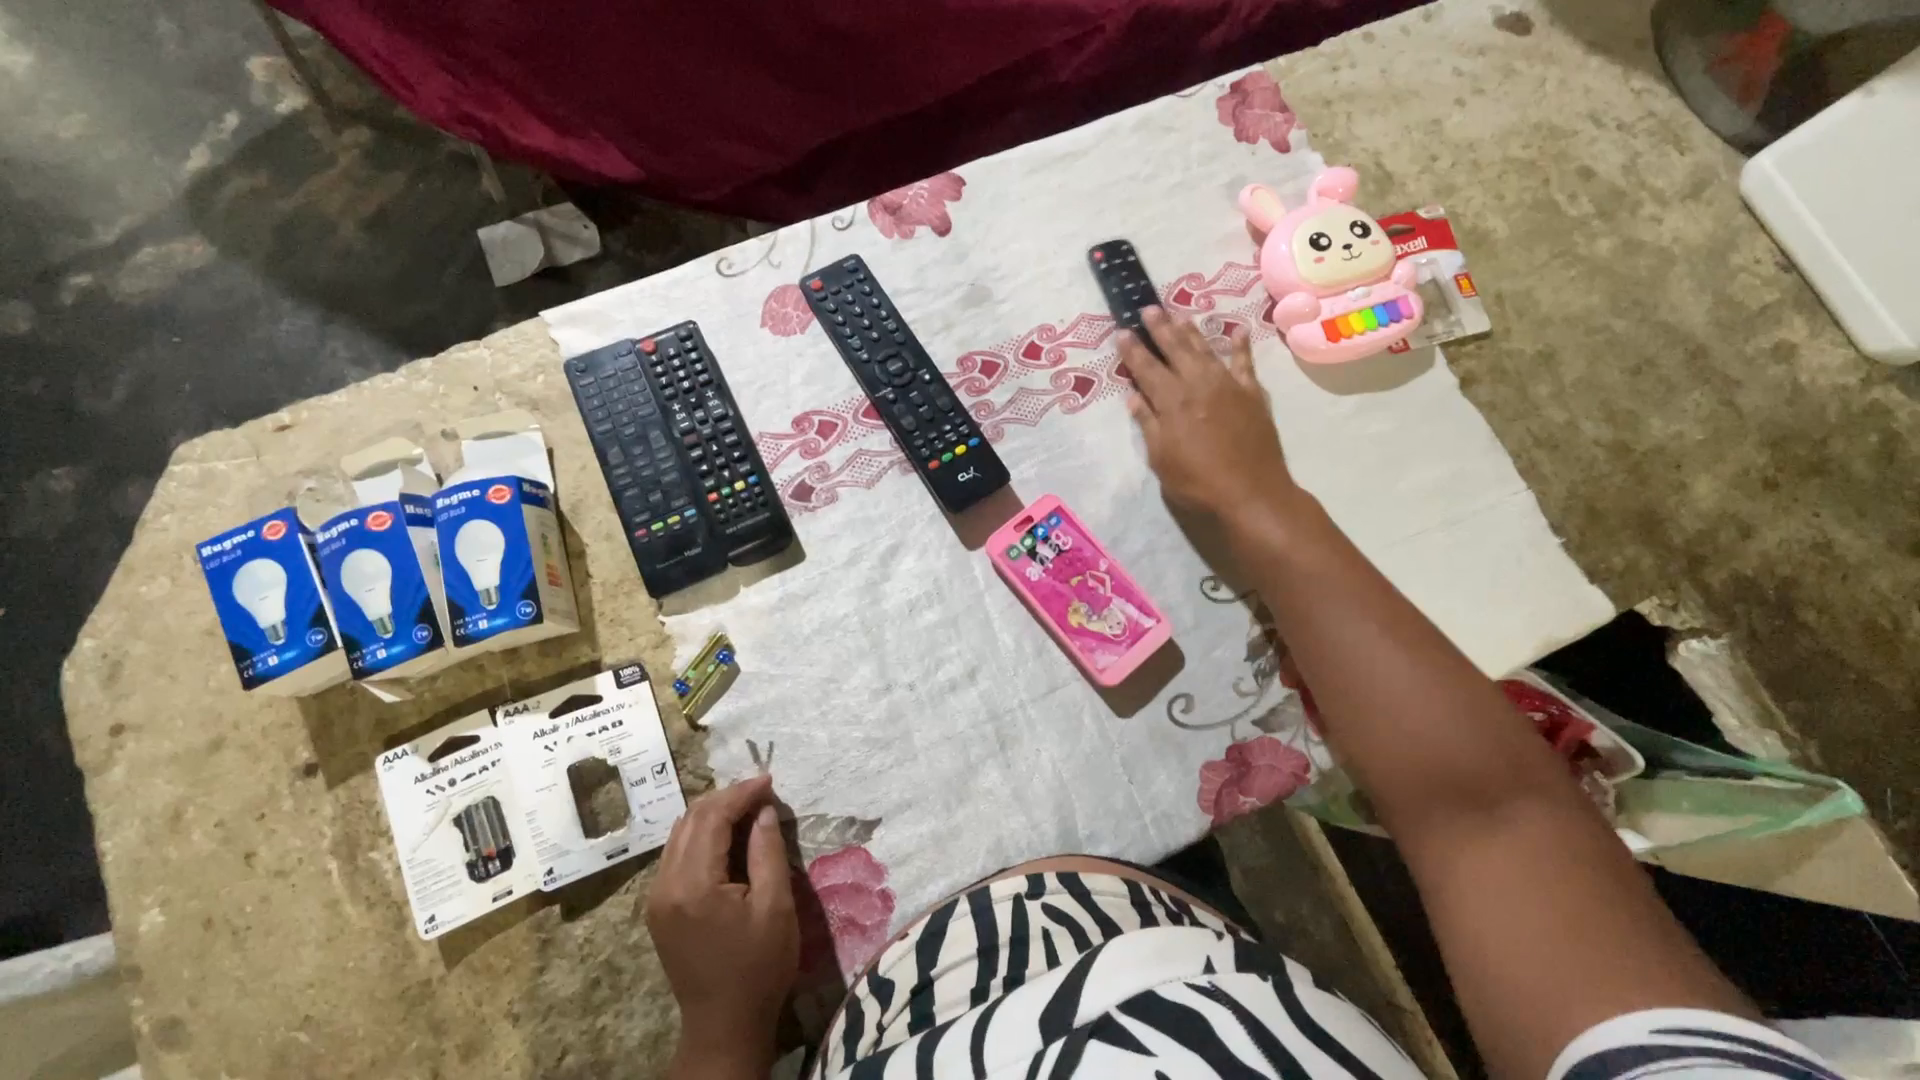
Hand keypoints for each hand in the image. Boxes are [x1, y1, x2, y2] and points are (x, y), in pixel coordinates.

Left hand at [649, 775, 797, 1075]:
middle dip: (725, 799)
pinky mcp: (659, 908)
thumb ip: (767, 852)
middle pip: (690, 820)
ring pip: (679, 835)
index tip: (769, 781)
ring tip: (748, 809)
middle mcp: (665, 885)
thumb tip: (763, 811)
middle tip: (761, 792)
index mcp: (693, 885)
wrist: (725, 1024)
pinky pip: (676, 855)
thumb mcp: (776, 907)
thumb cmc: (759, 967)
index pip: (711, 818)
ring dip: (712, 816)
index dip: (741, 793)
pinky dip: (701, 837)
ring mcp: (656, 897)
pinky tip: (727, 838)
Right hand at [1122, 308, 1298, 522]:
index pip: (1147, 369)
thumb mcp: (1161, 459)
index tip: (1122, 332)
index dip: (1133, 350)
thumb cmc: (1197, 483)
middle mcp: (1199, 385)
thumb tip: (1135, 397)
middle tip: (1148, 308)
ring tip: (1179, 315)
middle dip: (1160, 328)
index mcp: (1172, 402)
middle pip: (1176, 349)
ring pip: (1206, 350)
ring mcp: (1228, 386)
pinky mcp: (1252, 394)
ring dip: (1191, 332)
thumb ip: (1149, 424)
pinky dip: (1240, 346)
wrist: (1252, 493)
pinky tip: (1237, 332)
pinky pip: (1244, 363)